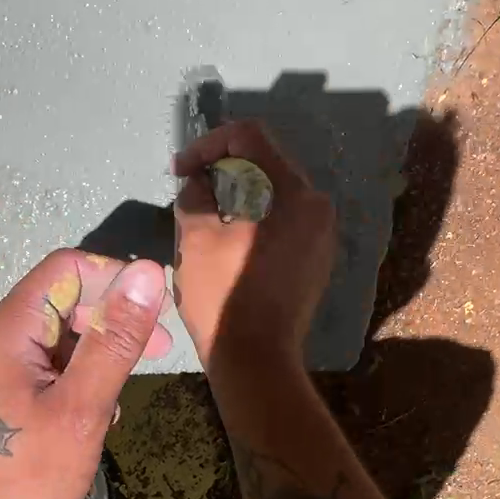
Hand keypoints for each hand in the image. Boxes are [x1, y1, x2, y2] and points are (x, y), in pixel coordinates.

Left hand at [0, 251, 169, 498]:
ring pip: (43, 342)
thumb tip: (146, 271)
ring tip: (110, 408)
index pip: (65, 269)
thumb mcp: (81, 411)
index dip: (115, 281)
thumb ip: (114, 340)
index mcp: (1, 331)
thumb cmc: (23, 482)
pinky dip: (60, 384)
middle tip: (151, 360)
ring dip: (85, 361)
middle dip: (105, 325)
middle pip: (53, 303)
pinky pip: (26, 372)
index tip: (153, 321)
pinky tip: (81, 422)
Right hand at [172, 121, 337, 367]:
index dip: (207, 145)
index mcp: (294, 193)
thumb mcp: (195, 241)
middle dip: (221, 174)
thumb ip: (193, 198)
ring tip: (204, 224)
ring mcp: (320, 238)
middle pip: (264, 167)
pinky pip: (280, 228)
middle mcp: (317, 207)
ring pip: (272, 199)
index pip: (250, 138)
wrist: (255, 360)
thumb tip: (197, 181)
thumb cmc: (223, 298)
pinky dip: (251, 226)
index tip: (179, 171)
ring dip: (235, 201)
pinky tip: (227, 252)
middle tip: (188, 196)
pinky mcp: (314, 264)